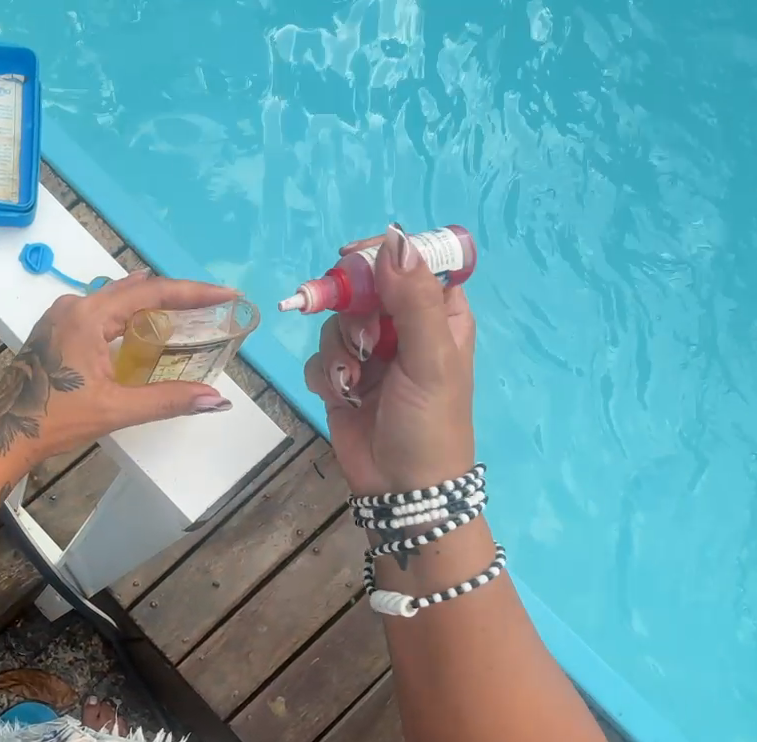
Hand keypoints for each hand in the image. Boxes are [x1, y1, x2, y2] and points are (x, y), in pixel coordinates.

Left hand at [0, 272, 236, 467]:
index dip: (193, 293)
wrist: (3, 435)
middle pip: (133, 290)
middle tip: (210, 303)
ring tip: (182, 309)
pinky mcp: (53, 333)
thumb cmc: (54, 420)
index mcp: (88, 316)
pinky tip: (138, 325)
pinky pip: (98, 312)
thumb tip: (214, 399)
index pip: (151, 293)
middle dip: (173, 296)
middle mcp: (72, 307)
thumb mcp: (115, 410)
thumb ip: (167, 400)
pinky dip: (125, 316)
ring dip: (147, 304)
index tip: (226, 293)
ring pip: (113, 300)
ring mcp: (59, 318)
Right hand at [304, 225, 477, 495]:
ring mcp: (370, 354)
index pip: (411, 262)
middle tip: (360, 340)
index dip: (383, 255)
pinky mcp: (341, 379)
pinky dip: (325, 375)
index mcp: (438, 314)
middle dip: (352, 313)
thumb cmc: (429, 422)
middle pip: (363, 289)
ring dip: (339, 352)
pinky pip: (318, 358)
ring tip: (356, 381)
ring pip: (335, 324)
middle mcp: (403, 327)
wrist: (401, 485)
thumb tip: (392, 240)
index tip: (352, 259)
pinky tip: (341, 396)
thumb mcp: (430, 359)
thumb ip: (413, 301)